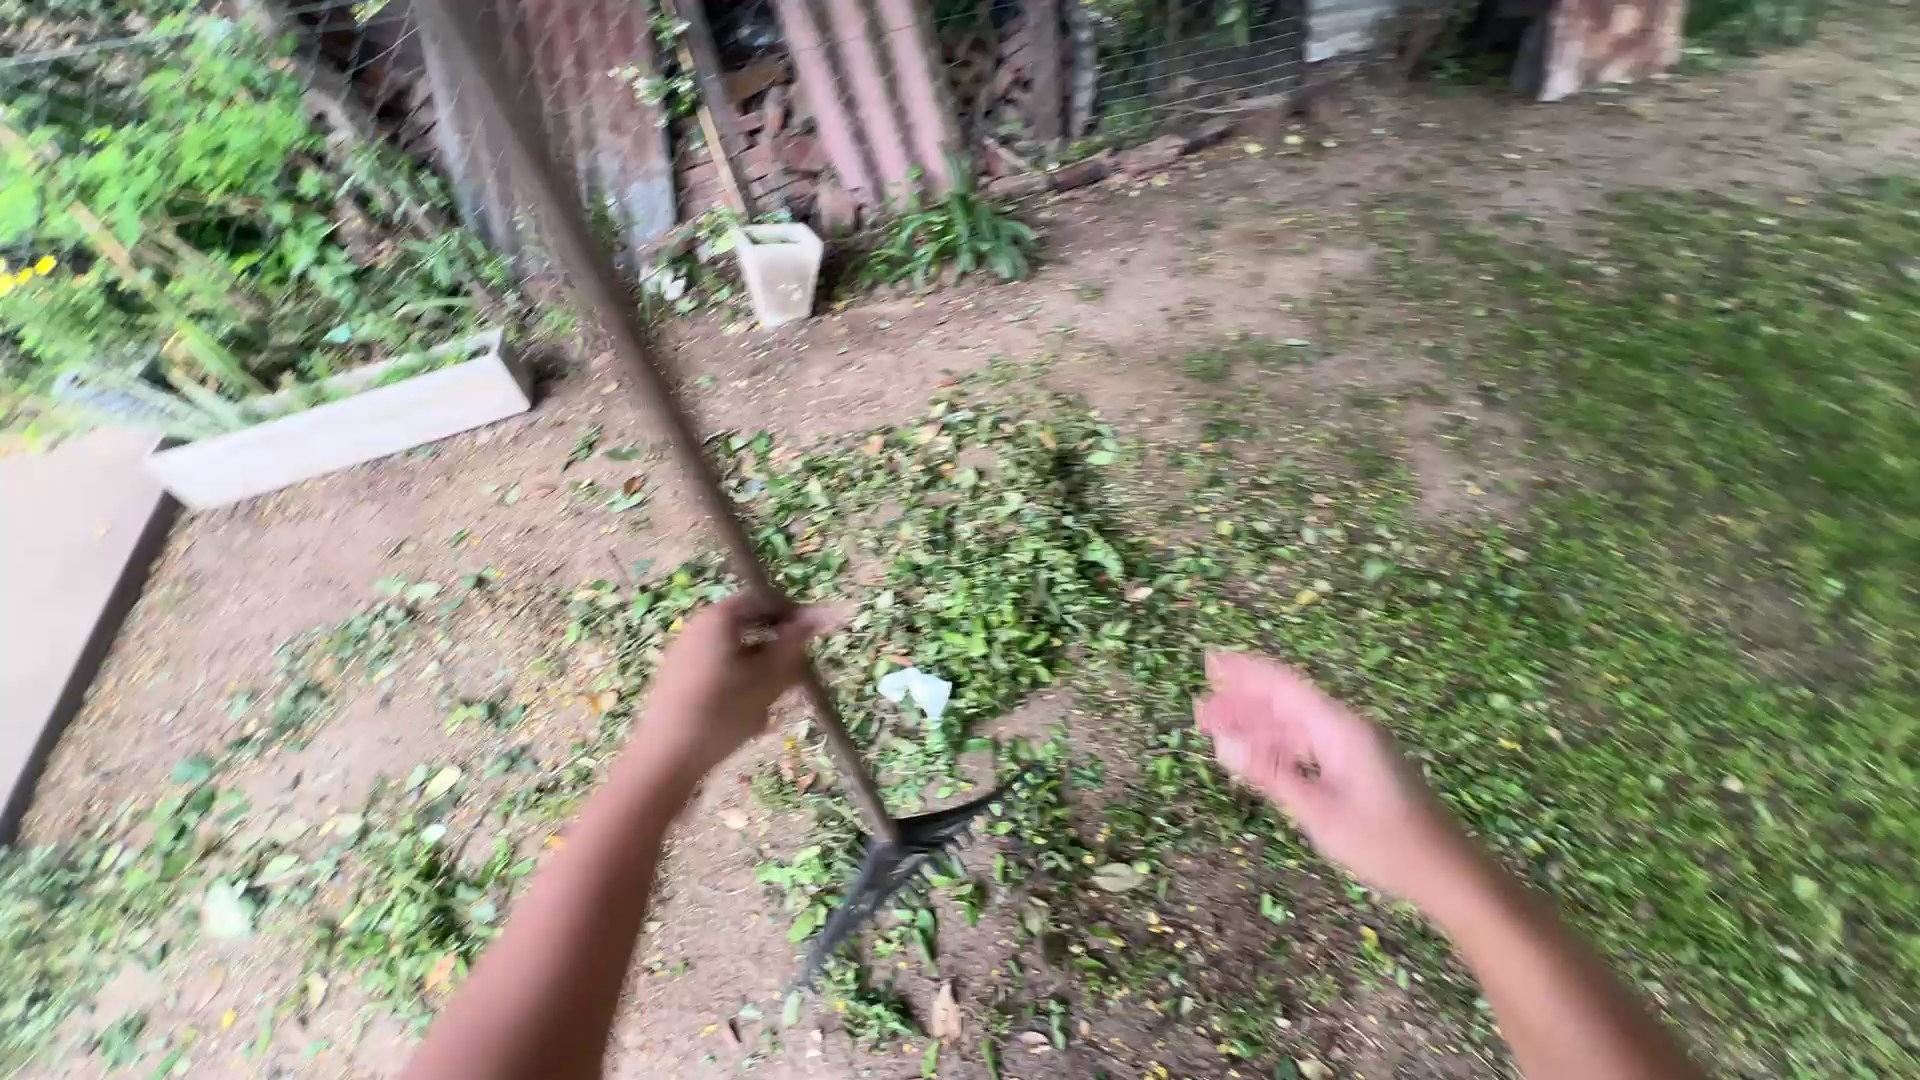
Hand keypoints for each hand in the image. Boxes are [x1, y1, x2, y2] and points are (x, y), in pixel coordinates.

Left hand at [645, 593, 830, 776]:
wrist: (664, 761)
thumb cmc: (721, 713)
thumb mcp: (767, 678)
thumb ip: (796, 643)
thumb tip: (828, 612)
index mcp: (718, 618)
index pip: (764, 600)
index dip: (793, 614)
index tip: (813, 636)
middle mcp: (698, 628)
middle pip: (749, 626)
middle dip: (776, 647)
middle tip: (797, 673)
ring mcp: (685, 655)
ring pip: (736, 651)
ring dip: (760, 668)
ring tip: (773, 699)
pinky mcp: (678, 680)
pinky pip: (719, 669)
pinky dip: (740, 682)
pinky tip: (748, 715)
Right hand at [1195, 652, 1475, 904]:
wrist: (1451, 875)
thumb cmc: (1387, 844)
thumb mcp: (1320, 812)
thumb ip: (1271, 775)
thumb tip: (1224, 746)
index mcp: (1340, 729)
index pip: (1284, 686)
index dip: (1246, 672)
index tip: (1212, 662)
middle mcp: (1346, 729)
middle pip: (1286, 703)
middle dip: (1242, 701)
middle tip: (1201, 706)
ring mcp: (1353, 748)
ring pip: (1294, 726)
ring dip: (1255, 726)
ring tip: (1217, 730)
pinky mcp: (1357, 768)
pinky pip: (1307, 745)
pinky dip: (1277, 746)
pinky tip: (1256, 756)